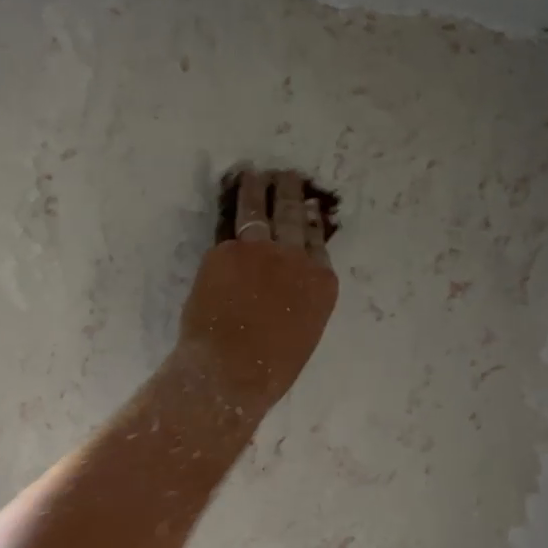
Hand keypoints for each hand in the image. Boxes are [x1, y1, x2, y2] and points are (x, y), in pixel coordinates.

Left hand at [176, 169, 339, 408]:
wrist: (229, 372)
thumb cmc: (267, 371)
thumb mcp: (301, 335)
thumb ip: (299, 302)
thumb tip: (284, 288)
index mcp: (322, 285)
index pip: (317, 242)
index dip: (310, 223)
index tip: (307, 209)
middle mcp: (297, 259)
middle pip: (294, 216)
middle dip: (290, 192)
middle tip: (286, 176)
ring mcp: (260, 251)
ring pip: (259, 211)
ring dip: (258, 189)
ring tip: (255, 174)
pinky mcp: (225, 252)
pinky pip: (228, 230)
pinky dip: (228, 213)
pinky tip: (227, 200)